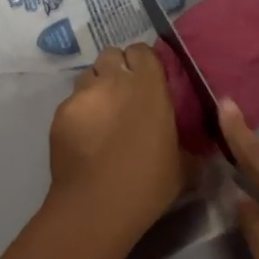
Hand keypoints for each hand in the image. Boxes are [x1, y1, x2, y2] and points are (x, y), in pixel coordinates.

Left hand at [47, 42, 183, 238]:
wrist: (96, 207)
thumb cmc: (147, 183)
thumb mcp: (182, 165)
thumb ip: (189, 146)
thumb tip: (198, 149)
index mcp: (148, 84)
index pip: (142, 50)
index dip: (143, 63)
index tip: (148, 82)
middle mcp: (114, 79)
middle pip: (111, 55)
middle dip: (117, 69)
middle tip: (123, 95)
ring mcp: (84, 94)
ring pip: (89, 75)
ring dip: (97, 88)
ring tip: (102, 115)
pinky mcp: (61, 113)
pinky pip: (71, 102)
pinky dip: (79, 112)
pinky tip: (84, 137)